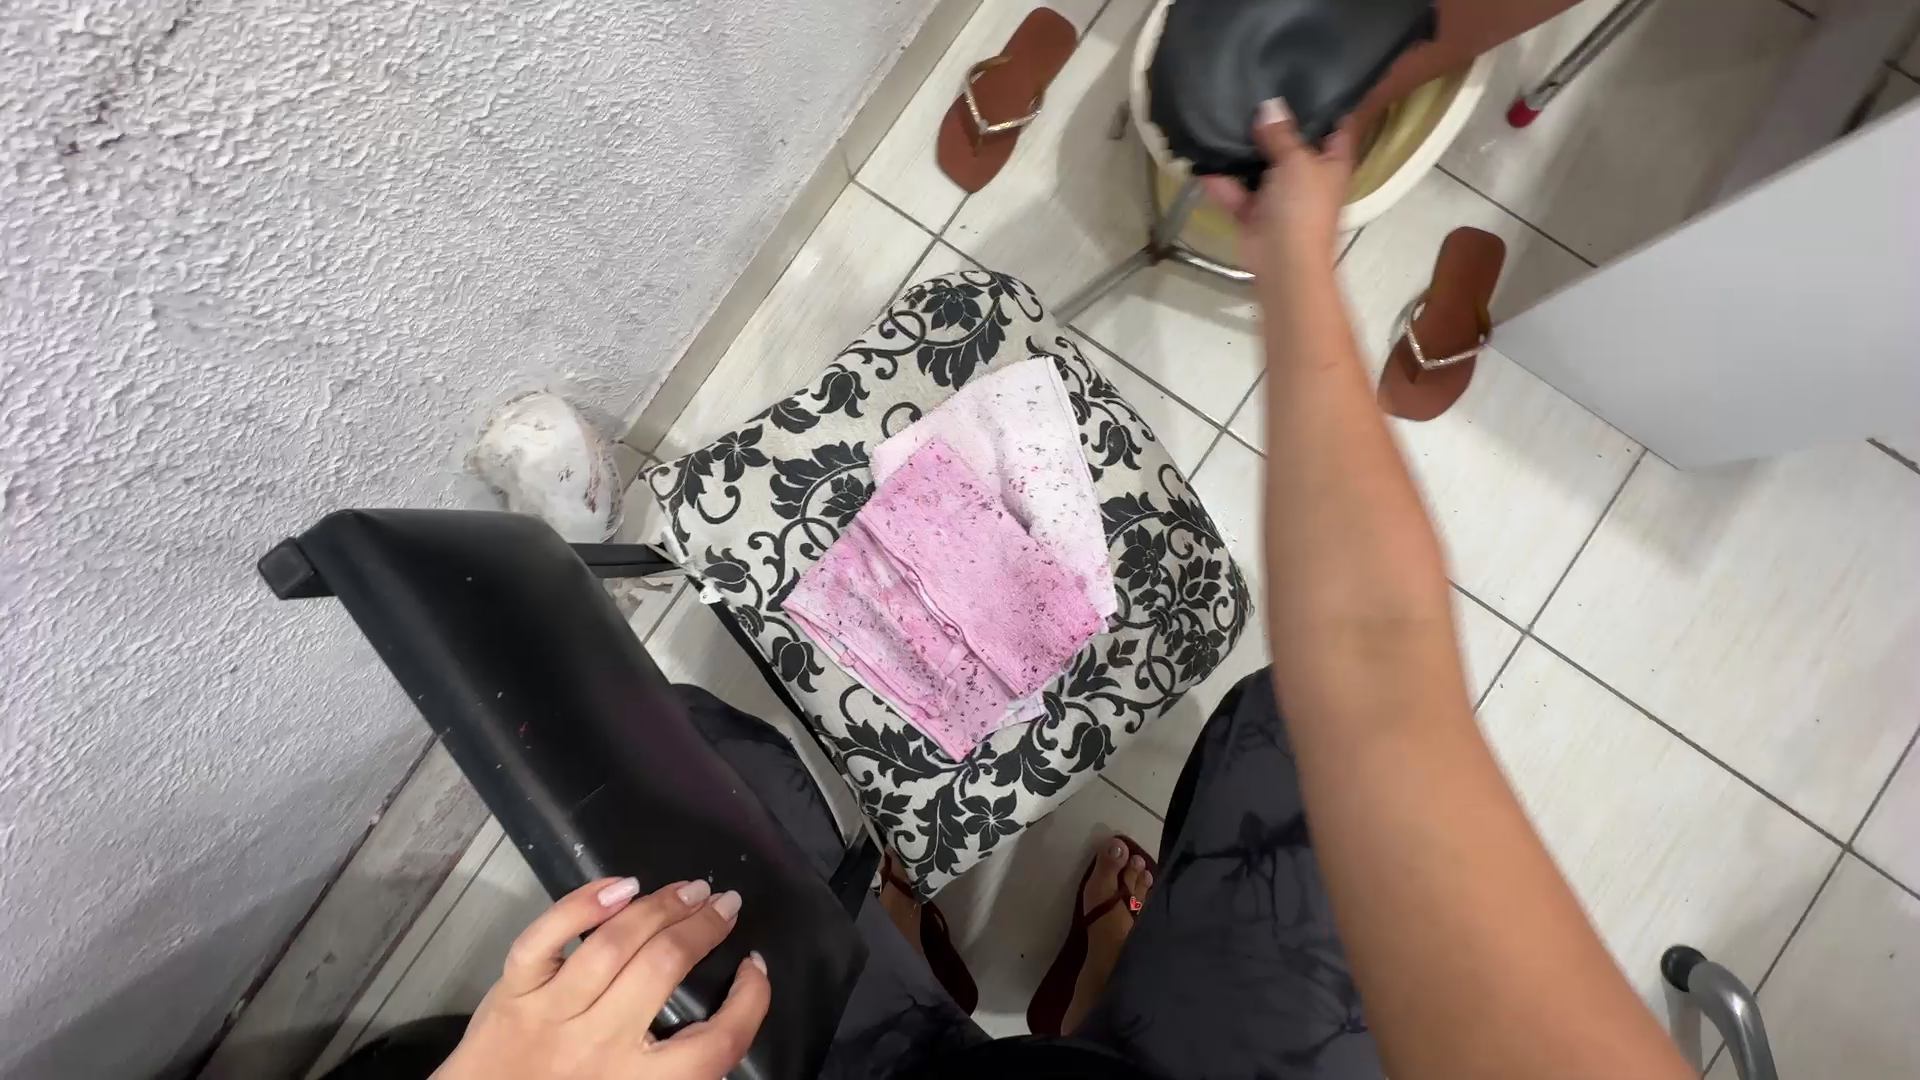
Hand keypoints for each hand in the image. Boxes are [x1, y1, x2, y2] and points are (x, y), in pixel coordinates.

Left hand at [433, 876, 768, 1079]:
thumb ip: (674, 1067)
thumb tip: (731, 1003)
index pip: (715, 1046)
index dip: (750, 1002)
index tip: (754, 968)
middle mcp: (595, 1051)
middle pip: (664, 968)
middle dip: (705, 926)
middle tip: (725, 904)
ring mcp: (548, 1016)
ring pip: (614, 943)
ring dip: (662, 905)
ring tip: (691, 889)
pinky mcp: (511, 993)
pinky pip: (545, 938)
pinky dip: (583, 904)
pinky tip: (623, 884)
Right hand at [1198, 99, 1354, 278]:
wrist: (1284, 264)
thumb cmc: (1302, 208)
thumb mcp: (1297, 160)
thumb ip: (1281, 133)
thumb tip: (1269, 106)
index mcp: (1332, 160)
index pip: (1334, 123)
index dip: (1322, 101)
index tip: (1302, 77)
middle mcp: (1307, 176)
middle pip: (1290, 144)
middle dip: (1272, 125)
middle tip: (1251, 93)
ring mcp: (1279, 197)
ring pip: (1259, 170)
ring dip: (1241, 153)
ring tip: (1222, 121)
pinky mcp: (1254, 216)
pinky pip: (1236, 194)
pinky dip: (1222, 184)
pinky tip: (1203, 163)